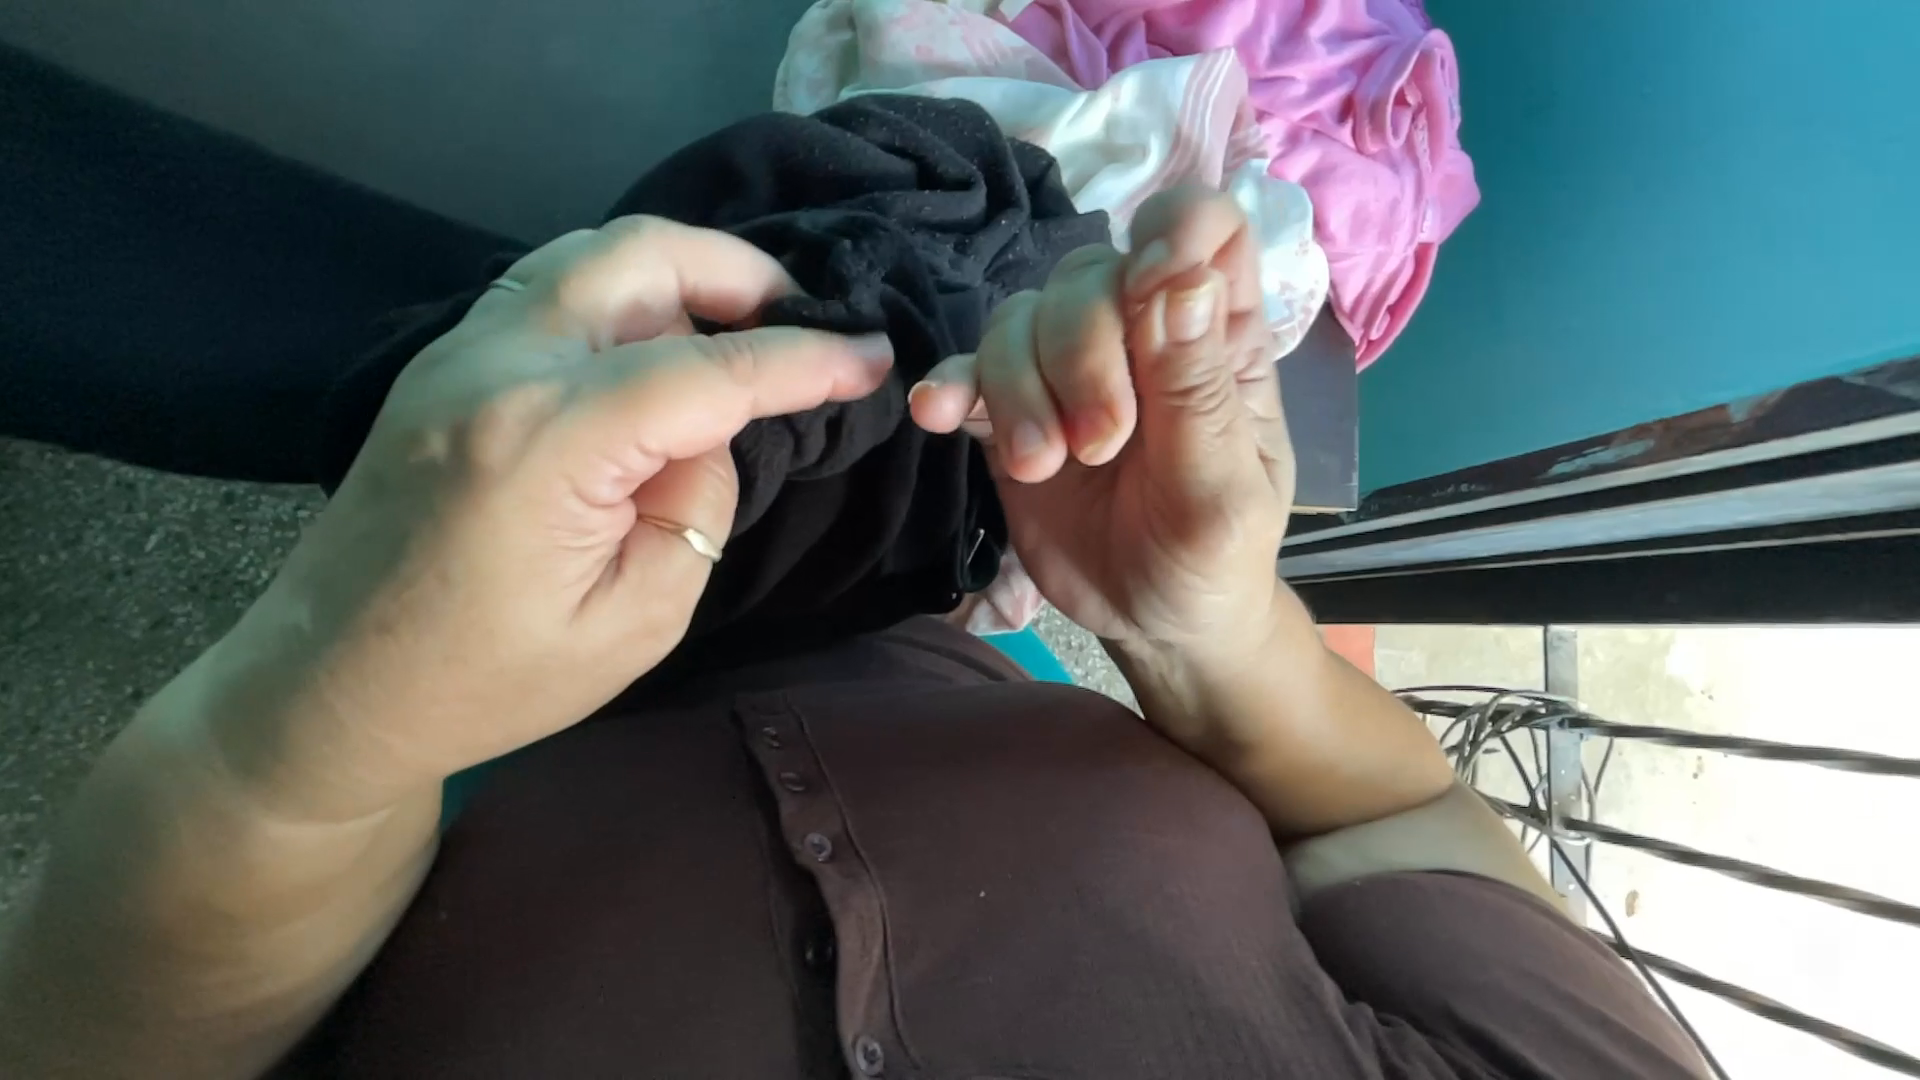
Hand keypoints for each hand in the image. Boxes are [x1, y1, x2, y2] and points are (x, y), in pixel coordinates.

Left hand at [200, 217, 892, 820]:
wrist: (329, 687)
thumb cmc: (492, 680)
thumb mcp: (639, 620)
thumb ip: (696, 506)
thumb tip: (705, 436)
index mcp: (546, 442)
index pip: (708, 370)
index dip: (804, 360)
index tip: (875, 358)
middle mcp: (497, 365)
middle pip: (641, 257)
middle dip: (745, 274)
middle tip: (809, 322)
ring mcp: (461, 351)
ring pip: (598, 256)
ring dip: (691, 273)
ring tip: (752, 326)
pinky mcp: (450, 362)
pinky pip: (563, 286)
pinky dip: (639, 292)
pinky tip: (672, 343)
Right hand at [910, 188, 1294, 666]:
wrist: (1147, 618)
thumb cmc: (1209, 556)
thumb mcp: (1220, 489)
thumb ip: (1195, 387)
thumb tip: (1176, 274)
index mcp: (1214, 339)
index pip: (1201, 230)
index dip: (1171, 235)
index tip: (1146, 296)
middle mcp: (1135, 337)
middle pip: (1088, 273)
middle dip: (1080, 356)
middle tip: (1099, 448)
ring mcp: (1065, 376)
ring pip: (1019, 318)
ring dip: (1018, 388)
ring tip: (1042, 468)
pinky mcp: (1009, 418)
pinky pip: (969, 374)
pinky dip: (950, 386)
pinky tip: (937, 415)